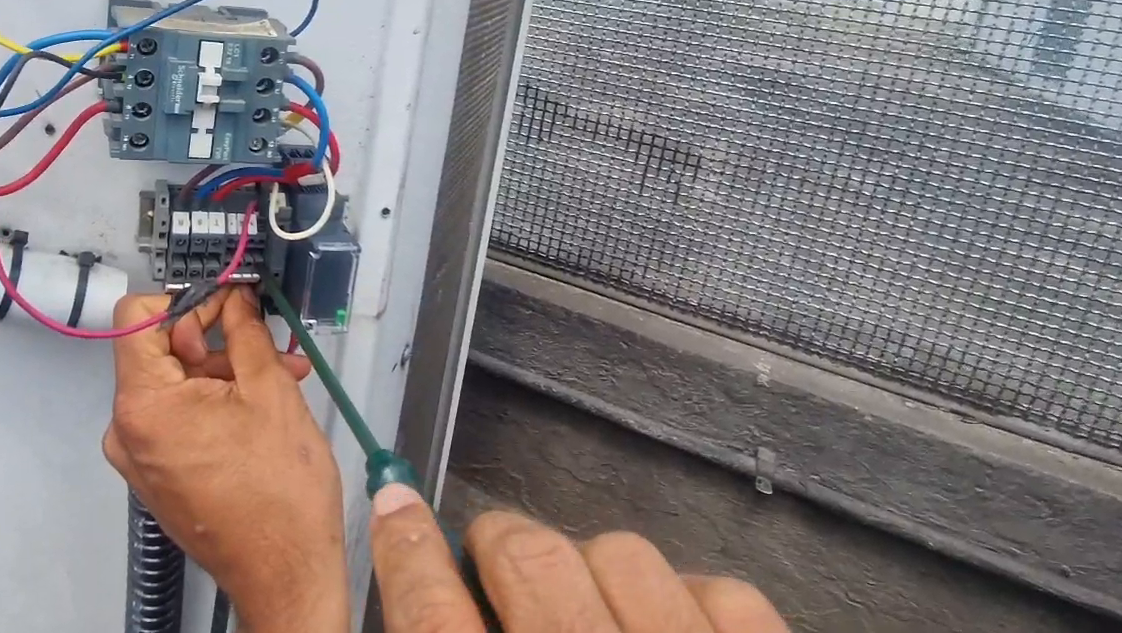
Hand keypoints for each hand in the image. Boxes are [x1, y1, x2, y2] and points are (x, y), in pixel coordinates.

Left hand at [103, 287, 345, 632]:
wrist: (287, 575)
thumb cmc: (279, 495)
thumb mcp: (269, 389)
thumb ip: (245, 331)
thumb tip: (233, 298)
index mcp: (144, 406)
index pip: (137, 317)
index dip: (185, 300)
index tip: (226, 301)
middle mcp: (128, 430)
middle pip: (160, 350)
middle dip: (216, 337)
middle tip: (262, 337)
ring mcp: (142, 455)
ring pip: (177, 381)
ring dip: (227, 369)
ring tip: (282, 374)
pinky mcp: (160, 471)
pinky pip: (181, 414)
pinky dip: (217, 399)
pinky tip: (264, 400)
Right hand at [372, 485, 790, 632]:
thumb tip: (419, 589)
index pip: (433, 615)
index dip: (406, 548)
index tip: (396, 506)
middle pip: (527, 559)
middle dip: (501, 545)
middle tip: (496, 562)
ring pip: (620, 557)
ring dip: (594, 577)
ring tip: (591, 612)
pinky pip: (725, 596)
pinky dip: (692, 605)